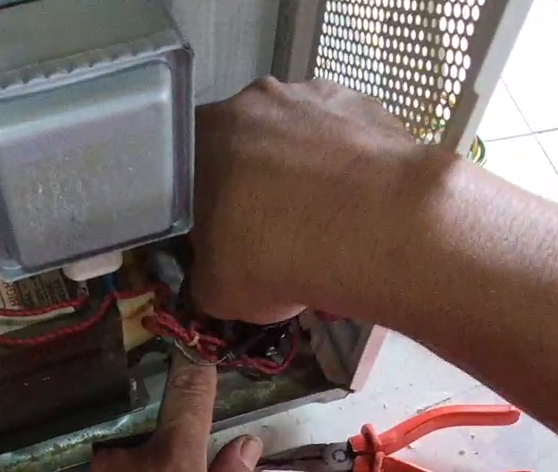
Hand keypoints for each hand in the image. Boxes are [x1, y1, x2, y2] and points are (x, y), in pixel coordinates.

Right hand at [193, 77, 431, 323]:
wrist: (368, 228)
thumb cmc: (271, 256)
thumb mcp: (215, 290)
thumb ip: (205, 272)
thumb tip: (214, 273)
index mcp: (203, 136)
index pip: (189, 170)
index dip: (204, 206)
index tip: (221, 238)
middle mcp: (255, 100)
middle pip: (248, 146)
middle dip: (257, 186)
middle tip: (273, 235)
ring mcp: (315, 95)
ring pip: (300, 140)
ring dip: (305, 174)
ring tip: (324, 226)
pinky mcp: (368, 105)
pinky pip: (347, 141)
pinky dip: (348, 170)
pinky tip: (358, 209)